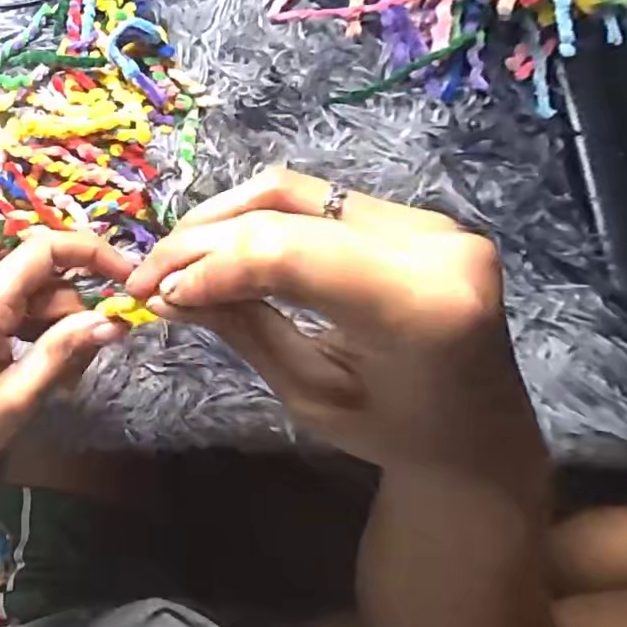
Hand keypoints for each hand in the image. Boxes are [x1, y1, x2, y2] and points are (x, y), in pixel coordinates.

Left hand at [0, 231, 134, 492]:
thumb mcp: (16, 397)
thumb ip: (63, 352)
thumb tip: (112, 322)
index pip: (44, 249)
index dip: (92, 253)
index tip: (129, 279)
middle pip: (46, 282)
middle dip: (74, 319)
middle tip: (77, 372)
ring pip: (36, 298)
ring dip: (58, 334)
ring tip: (56, 384)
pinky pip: (18, 310)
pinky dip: (37, 335)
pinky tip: (39, 373)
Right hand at [125, 168, 543, 480]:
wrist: (479, 435)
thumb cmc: (395, 435)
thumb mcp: (307, 393)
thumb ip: (240, 329)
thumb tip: (164, 293)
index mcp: (418, 304)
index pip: (287, 254)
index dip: (210, 266)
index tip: (157, 294)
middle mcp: (430, 243)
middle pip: (281, 213)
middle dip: (201, 241)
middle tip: (148, 276)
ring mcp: (423, 220)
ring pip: (288, 191)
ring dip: (220, 218)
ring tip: (178, 255)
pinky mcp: (408, 216)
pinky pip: (309, 198)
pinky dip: (252, 218)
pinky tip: (222, 244)